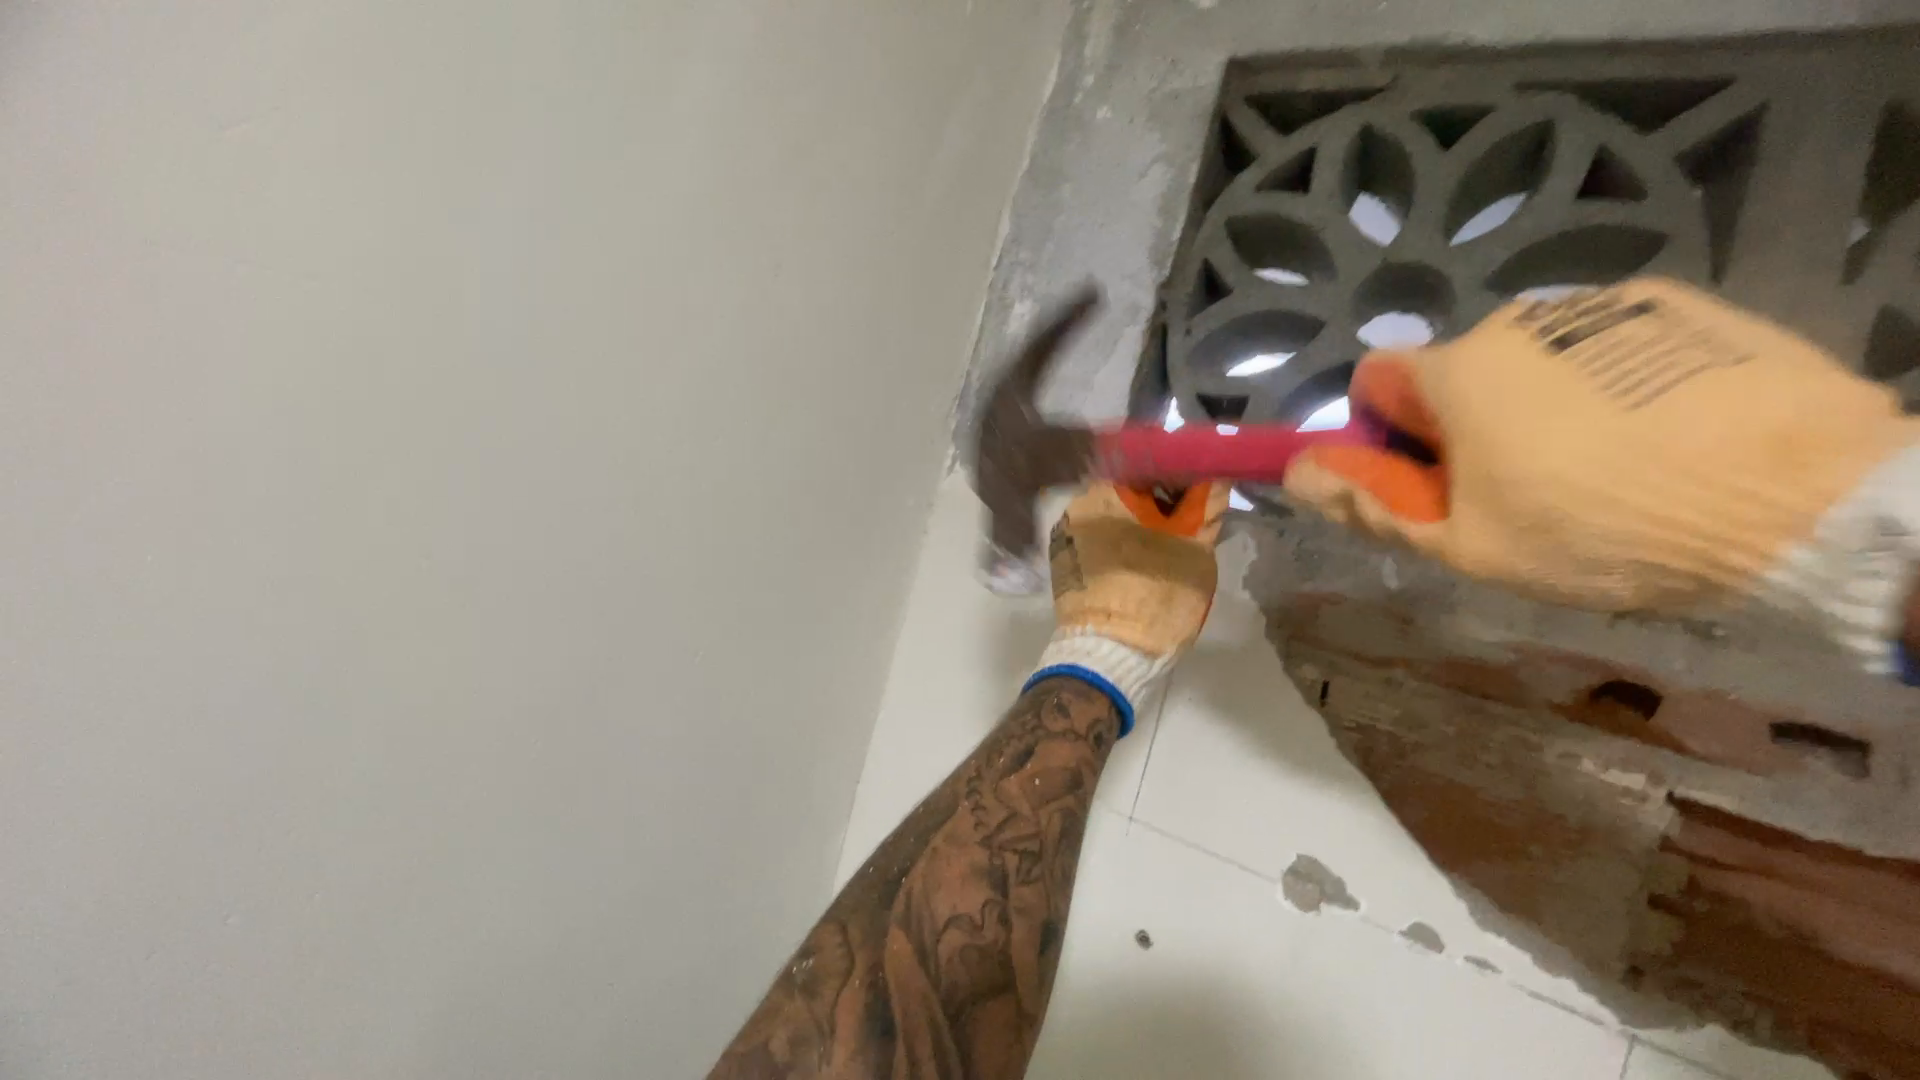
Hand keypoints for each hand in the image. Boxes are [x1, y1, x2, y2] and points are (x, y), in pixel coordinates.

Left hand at [1028, 481, 1227, 733]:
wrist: (1109, 656)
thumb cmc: (1155, 598)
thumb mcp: (1195, 551)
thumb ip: (1205, 508)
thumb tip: (1215, 478)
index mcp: (1107, 493)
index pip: (1148, 464)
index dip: (1178, 473)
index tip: (1198, 488)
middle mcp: (1076, 506)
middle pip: (1126, 488)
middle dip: (1156, 499)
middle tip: (1185, 516)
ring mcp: (1064, 535)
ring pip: (1110, 513)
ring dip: (1136, 520)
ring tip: (1164, 541)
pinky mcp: (1061, 562)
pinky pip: (1096, 538)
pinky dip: (1118, 541)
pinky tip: (1138, 559)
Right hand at [1284, 278, 1919, 667]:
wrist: (1800, 504)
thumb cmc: (1600, 531)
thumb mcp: (1465, 546)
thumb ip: (1368, 505)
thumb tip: (1294, 474)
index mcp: (1458, 371)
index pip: (1377, 378)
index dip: (1385, 432)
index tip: (1426, 478)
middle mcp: (1520, 320)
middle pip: (1459, 370)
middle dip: (1465, 422)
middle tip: (1517, 488)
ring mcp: (1606, 306)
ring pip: (1537, 359)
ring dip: (1539, 402)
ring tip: (1604, 466)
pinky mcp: (1684, 306)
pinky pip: (1611, 344)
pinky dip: (1610, 382)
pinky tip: (1659, 433)